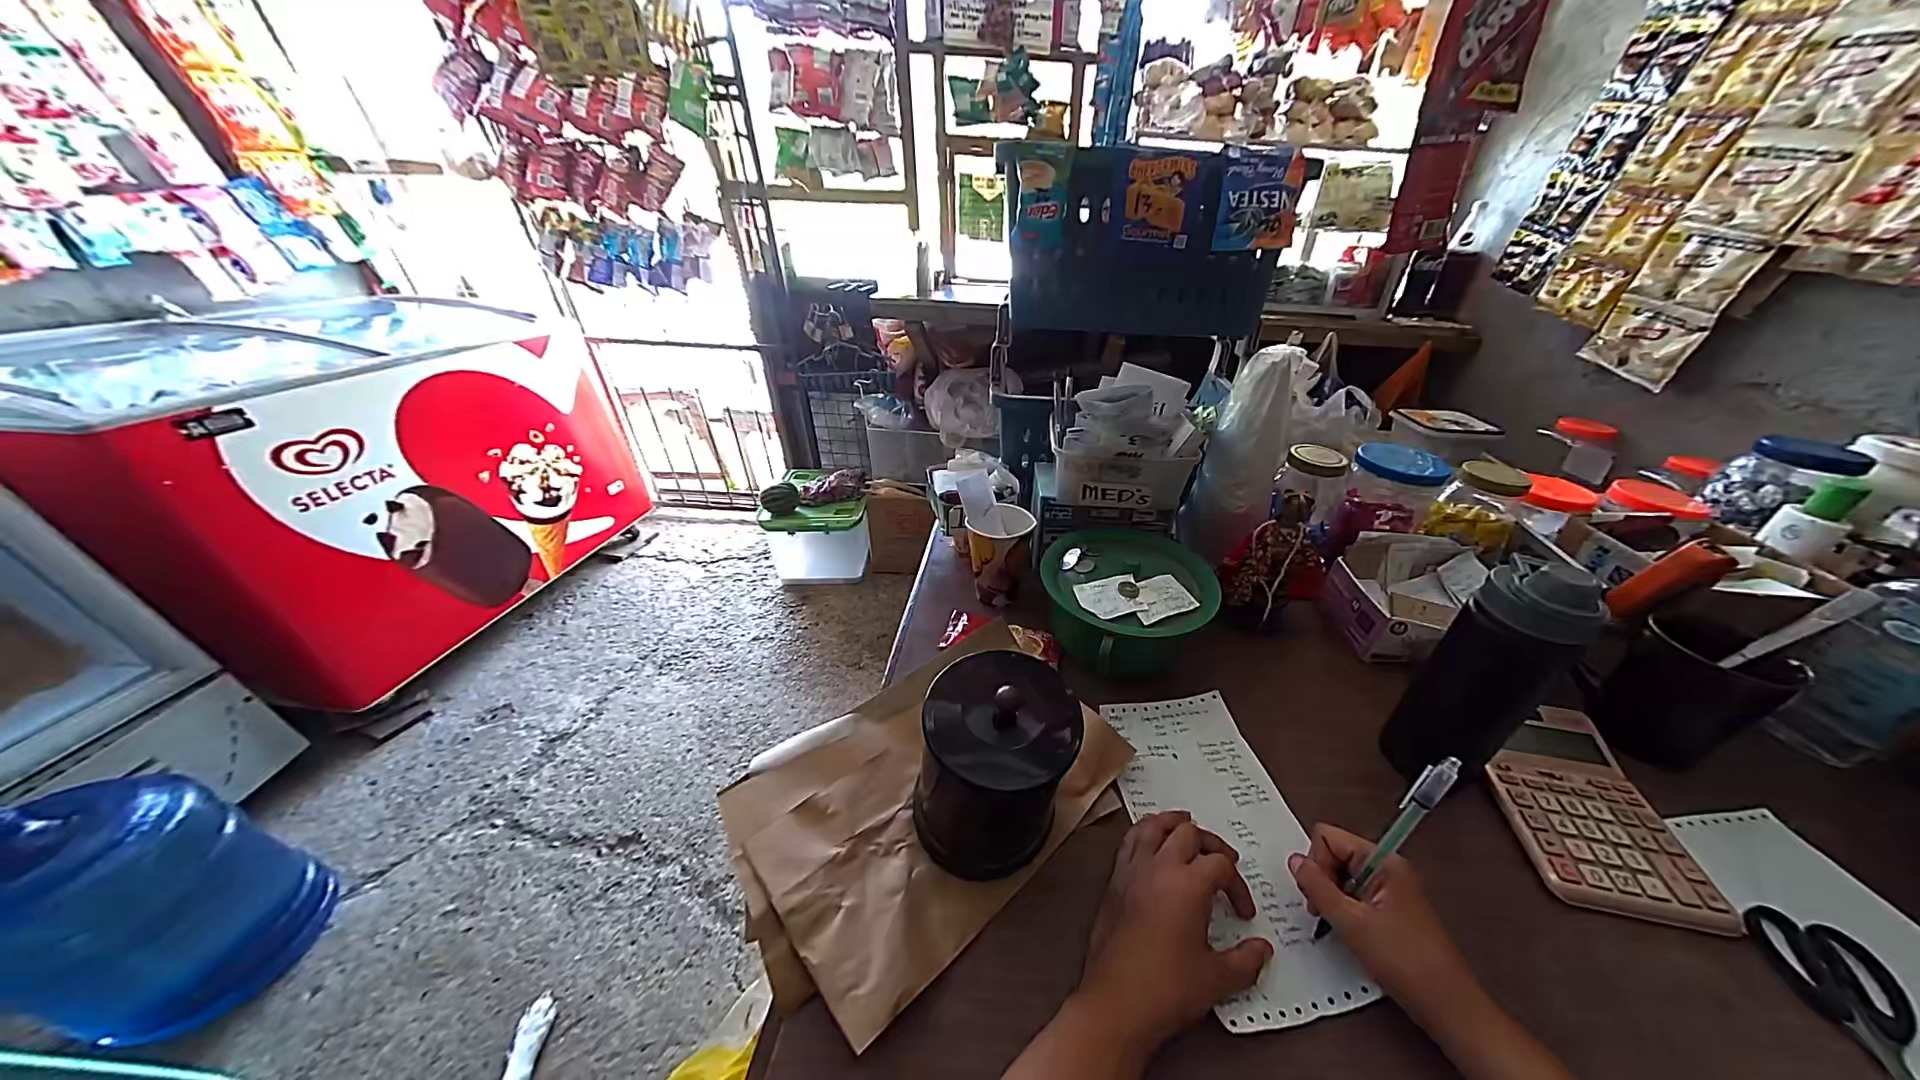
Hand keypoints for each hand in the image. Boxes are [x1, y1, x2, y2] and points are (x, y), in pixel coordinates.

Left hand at [1076, 811, 1273, 1053]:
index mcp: (1187, 884)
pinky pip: (1129, 841)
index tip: (1242, 910)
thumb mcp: (1218, 978)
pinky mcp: (1114, 880)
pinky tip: (1150, 842)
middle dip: (1210, 842)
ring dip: (1172, 823)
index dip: (1238, 884)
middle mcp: (1158, 868)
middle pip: (1188, 832)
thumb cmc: (1164, 988)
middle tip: (1222, 858)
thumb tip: (1261, 950)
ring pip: (1152, 825)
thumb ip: (1247, 960)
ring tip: (1184, 824)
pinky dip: (1143, 832)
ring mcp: (1132, 870)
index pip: (1220, 864)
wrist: (1116, 1002)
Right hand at [1287, 823, 1479, 1025]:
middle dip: (1322, 879)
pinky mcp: (1391, 909)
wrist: (1449, 1008)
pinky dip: (1344, 909)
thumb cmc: (1404, 961)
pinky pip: (1355, 894)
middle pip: (1334, 854)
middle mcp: (1388, 868)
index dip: (1316, 861)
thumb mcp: (1350, 921)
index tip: (1319, 893)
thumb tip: (1295, 859)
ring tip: (1337, 925)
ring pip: (1342, 876)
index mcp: (1383, 861)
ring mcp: (1390, 890)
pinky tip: (1349, 931)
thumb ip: (1316, 886)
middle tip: (1324, 911)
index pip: (1328, 837)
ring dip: (1331, 897)